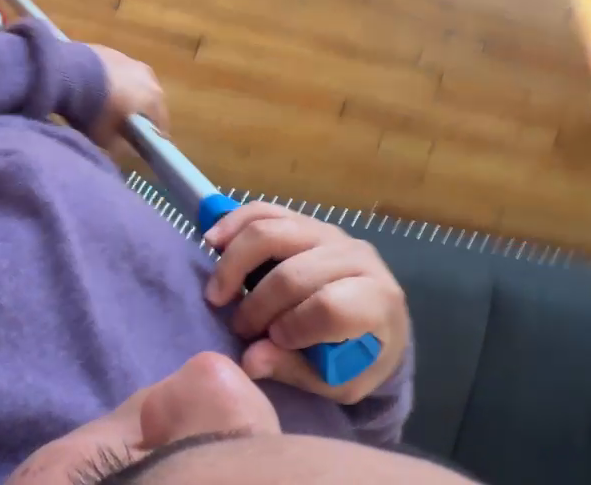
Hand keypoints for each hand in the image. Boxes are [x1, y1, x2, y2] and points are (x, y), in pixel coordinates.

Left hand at [88, 44, 165, 145]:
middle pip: (149, 102)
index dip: (150, 138)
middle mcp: (149, 77)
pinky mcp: (111, 50)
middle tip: (122, 126)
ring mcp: (130, 60)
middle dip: (139, 113)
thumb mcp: (108, 140)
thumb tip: (132, 148)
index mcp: (154, 99)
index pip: (160, 125)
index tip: (139, 146)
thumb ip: (125, 148)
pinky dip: (112, 80)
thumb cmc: (92, 110)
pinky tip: (96, 88)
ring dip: (126, 94)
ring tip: (107, 105)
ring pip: (134, 84)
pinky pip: (118, 71)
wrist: (65, 72)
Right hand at [201, 202, 409, 403]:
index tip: (273, 341)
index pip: (331, 306)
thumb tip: (251, 360)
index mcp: (378, 300)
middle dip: (258, 303)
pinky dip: (233, 224)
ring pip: (272, 233)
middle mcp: (357, 257)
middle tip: (239, 327)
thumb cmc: (359, 353)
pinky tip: (213, 242)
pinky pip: (263, 211)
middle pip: (294, 272)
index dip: (296, 324)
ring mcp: (328, 231)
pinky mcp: (304, 218)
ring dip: (235, 262)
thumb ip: (296, 369)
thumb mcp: (339, 380)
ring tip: (216, 292)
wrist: (375, 318)